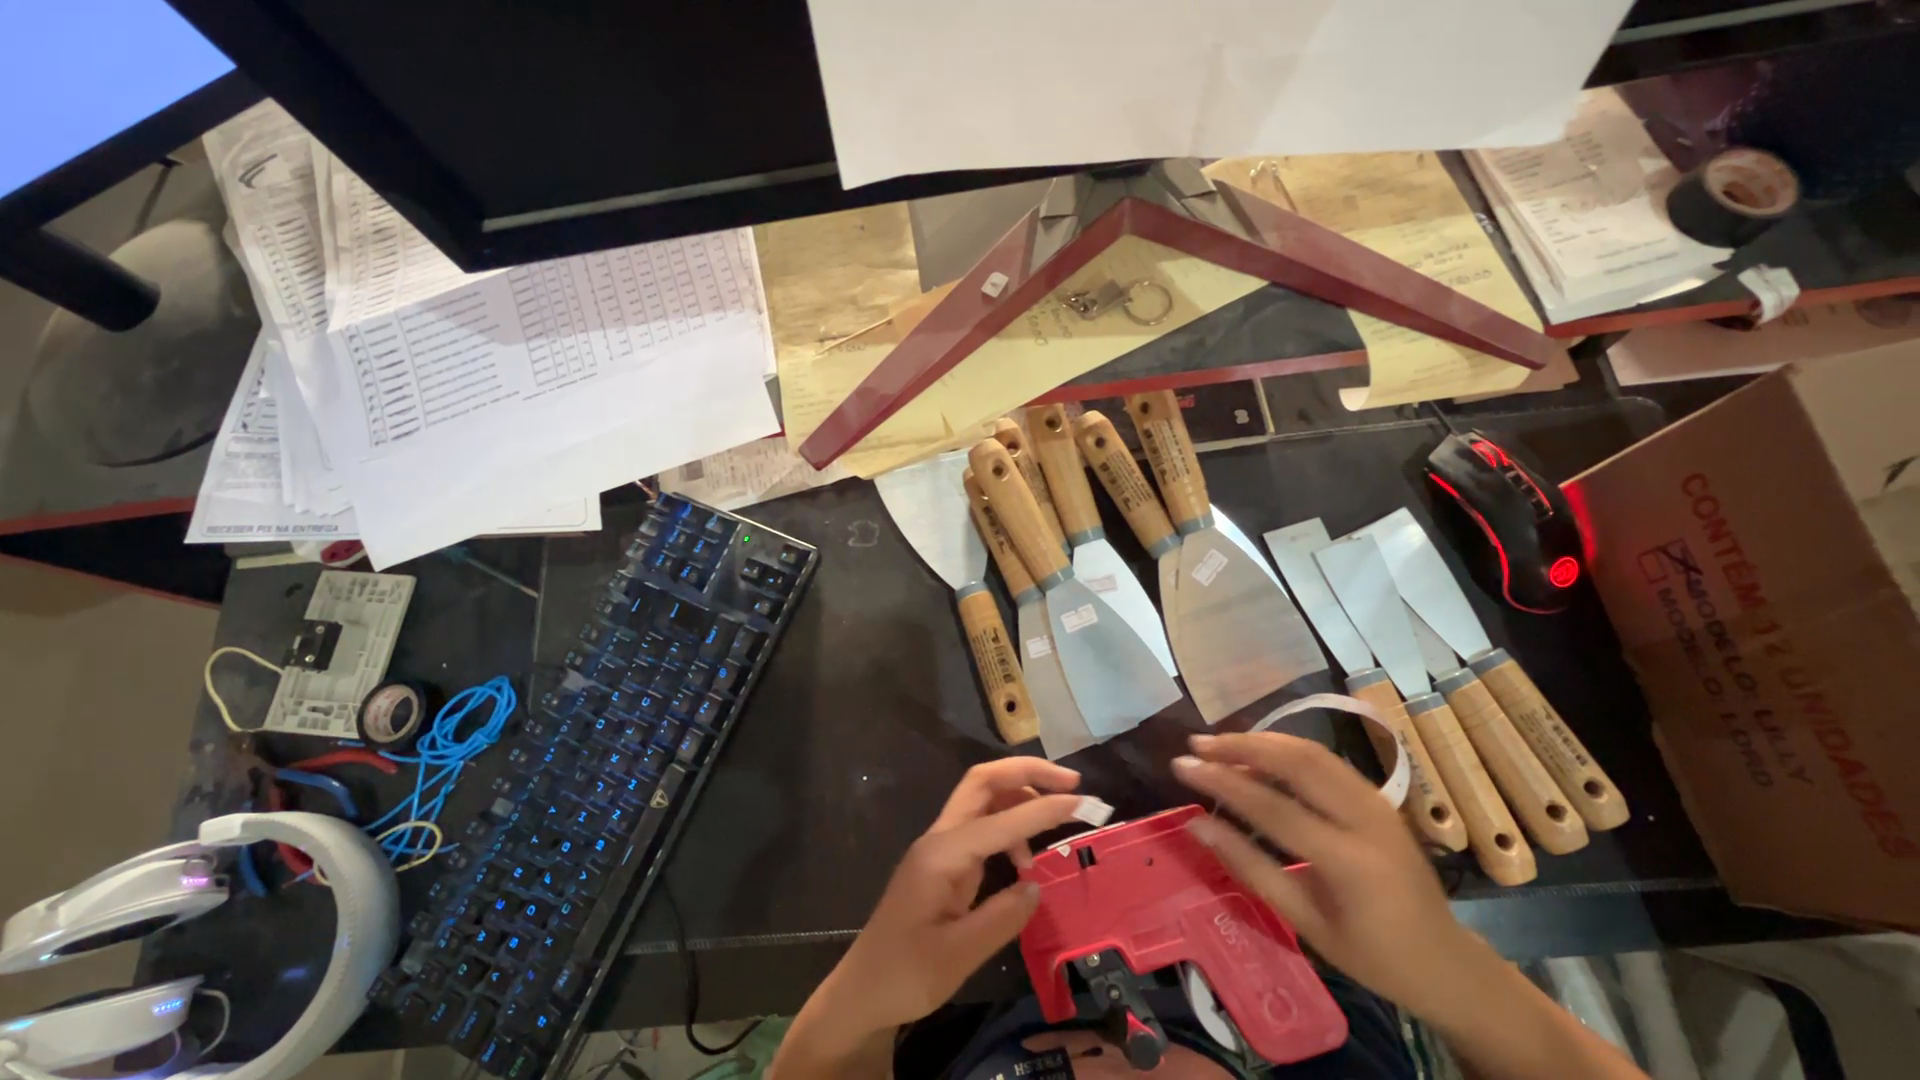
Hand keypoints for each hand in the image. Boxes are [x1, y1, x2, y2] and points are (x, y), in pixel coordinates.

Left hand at [794, 759, 1084, 1047]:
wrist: (863, 992)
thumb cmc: (906, 975)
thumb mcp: (959, 955)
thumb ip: (1003, 917)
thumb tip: (1035, 885)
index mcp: (942, 854)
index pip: (1002, 818)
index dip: (1044, 808)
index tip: (1084, 804)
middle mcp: (940, 839)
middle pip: (983, 782)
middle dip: (1027, 772)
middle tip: (1072, 782)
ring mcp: (939, 849)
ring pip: (982, 800)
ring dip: (1020, 798)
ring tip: (1056, 822)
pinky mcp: (942, 865)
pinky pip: (980, 828)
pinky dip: (1010, 828)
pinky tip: (1024, 860)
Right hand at [1173, 733, 1475, 1016]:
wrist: (1444, 961)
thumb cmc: (1370, 954)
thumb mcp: (1304, 921)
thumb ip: (1249, 867)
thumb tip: (1196, 825)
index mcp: (1348, 861)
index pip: (1273, 807)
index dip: (1222, 781)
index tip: (1181, 765)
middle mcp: (1367, 819)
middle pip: (1297, 762)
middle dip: (1241, 746)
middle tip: (1197, 743)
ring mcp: (1378, 803)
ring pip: (1314, 751)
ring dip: (1263, 741)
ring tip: (1219, 742)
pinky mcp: (1380, 798)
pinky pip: (1328, 761)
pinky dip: (1287, 750)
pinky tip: (1259, 754)